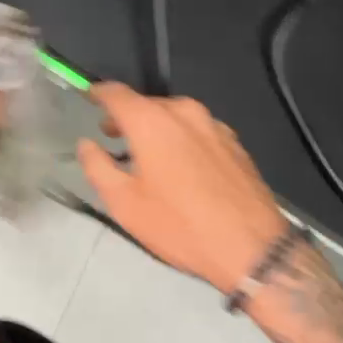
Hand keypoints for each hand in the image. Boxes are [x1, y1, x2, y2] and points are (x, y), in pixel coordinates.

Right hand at [77, 82, 287, 292]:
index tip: (89, 98)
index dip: (98, 93)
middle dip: (127, 117)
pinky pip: (198, 131)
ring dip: (157, 128)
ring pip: (174, 116)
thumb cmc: (181, 225)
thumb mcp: (125, 204)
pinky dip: (183, 139)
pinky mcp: (235, 143)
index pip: (115, 92)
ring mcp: (213, 125)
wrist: (255, 250)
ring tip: (150, 155)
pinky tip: (185, 168)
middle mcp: (182, 111)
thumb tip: (87, 144)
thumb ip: (97, 167)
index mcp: (150, 120)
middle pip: (146, 103)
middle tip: (114, 137)